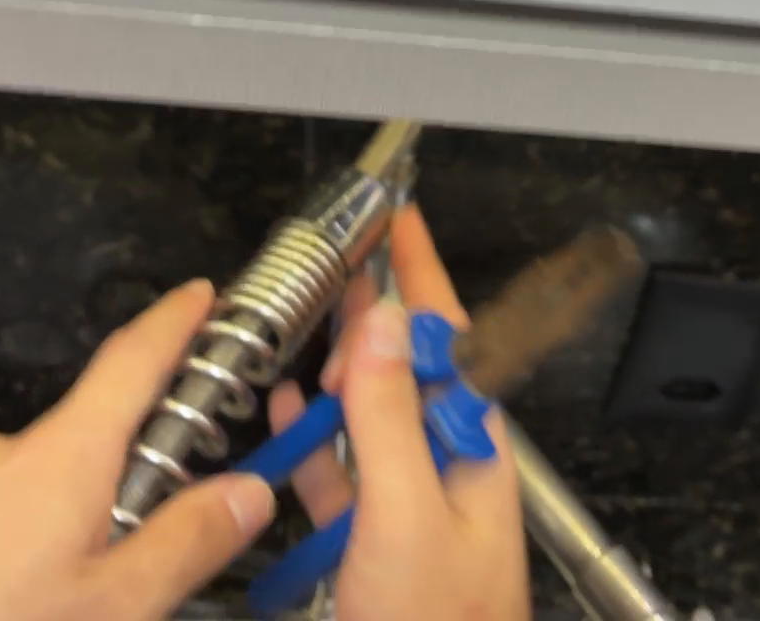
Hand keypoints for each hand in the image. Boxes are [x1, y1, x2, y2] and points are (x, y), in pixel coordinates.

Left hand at [0, 279, 274, 620]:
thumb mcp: (106, 613)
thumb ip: (186, 543)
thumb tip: (254, 488)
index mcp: (62, 456)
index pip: (133, 359)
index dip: (174, 320)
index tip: (203, 292)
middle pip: (83, 440)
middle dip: (117, 477)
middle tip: (124, 551)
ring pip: (21, 488)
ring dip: (50, 523)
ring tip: (41, 598)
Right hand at [267, 206, 531, 620]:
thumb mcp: (405, 517)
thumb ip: (391, 418)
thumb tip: (383, 323)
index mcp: (469, 447)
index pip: (450, 338)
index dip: (426, 276)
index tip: (405, 223)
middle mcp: (443, 464)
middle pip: (409, 367)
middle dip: (380, 310)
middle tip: (348, 264)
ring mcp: (406, 500)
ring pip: (371, 413)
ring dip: (342, 369)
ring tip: (315, 326)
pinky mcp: (369, 536)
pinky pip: (341, 469)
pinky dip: (315, 436)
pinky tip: (290, 410)